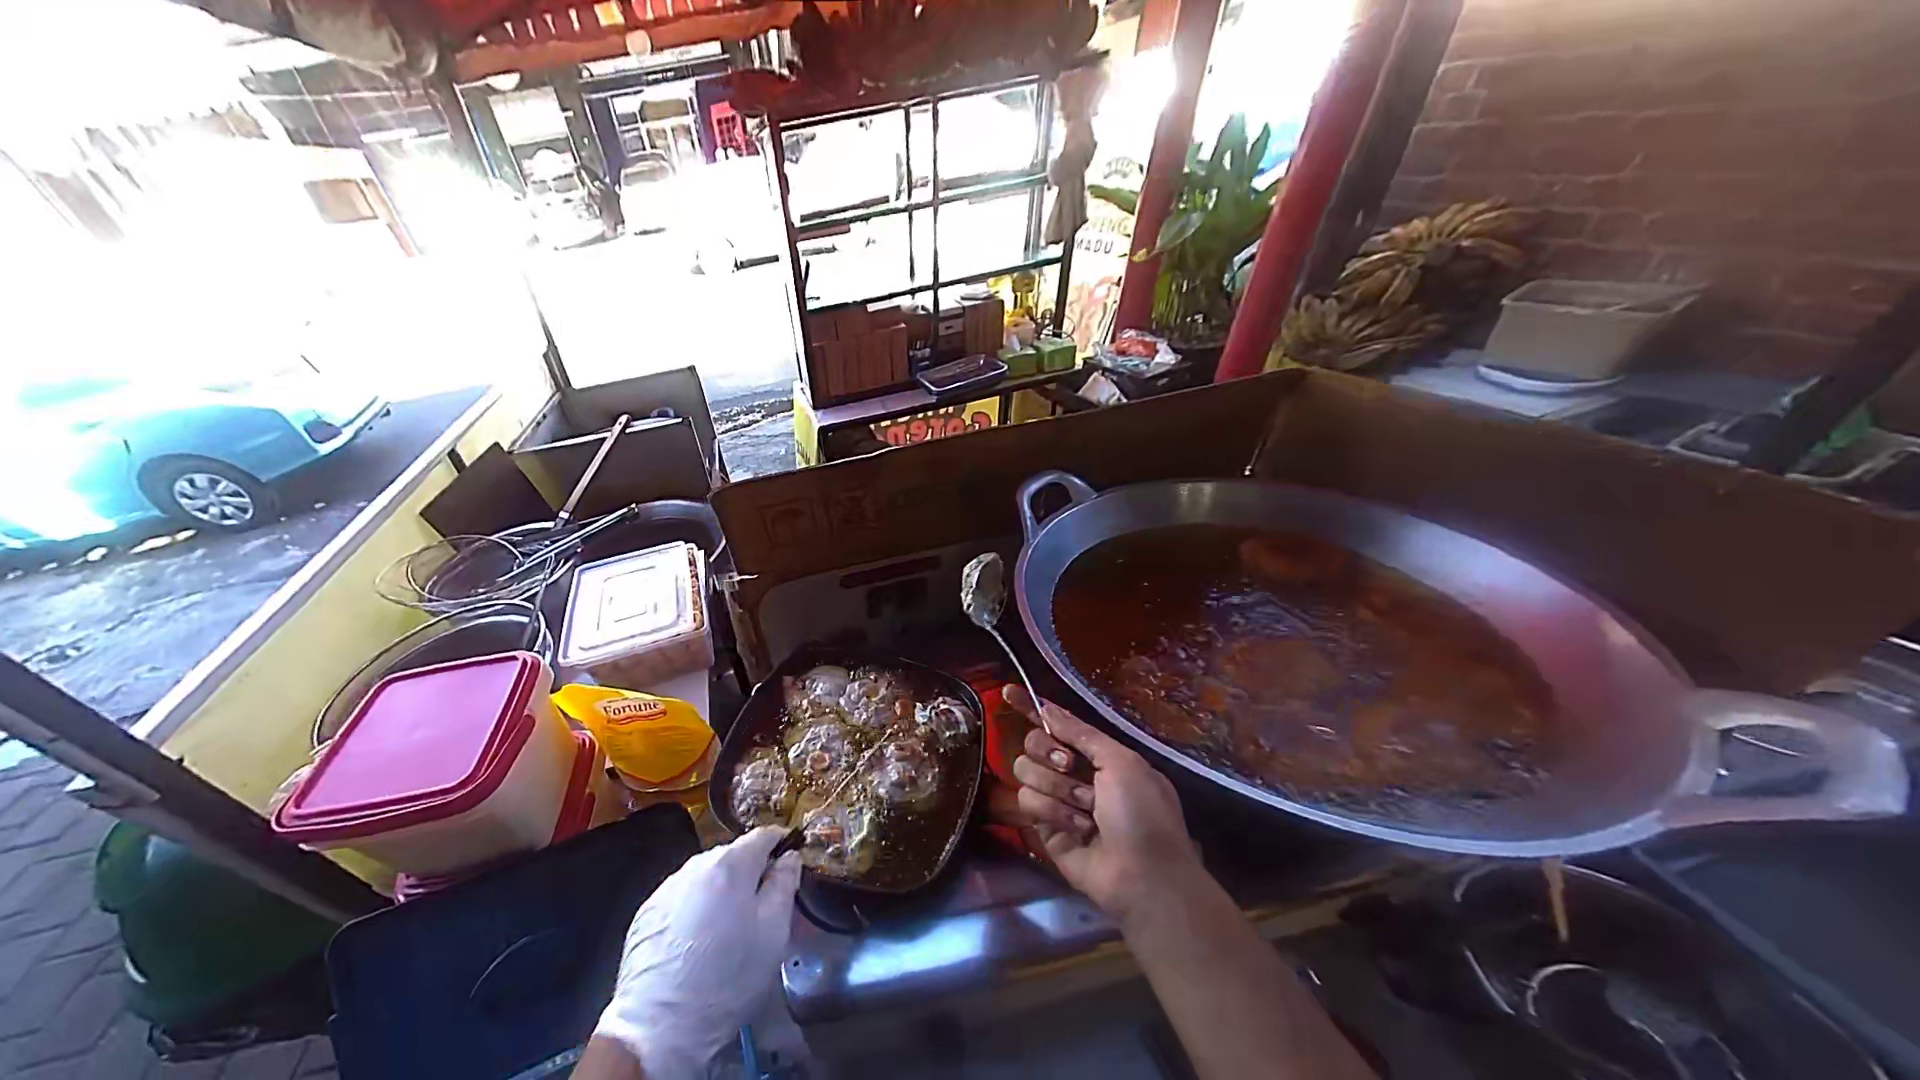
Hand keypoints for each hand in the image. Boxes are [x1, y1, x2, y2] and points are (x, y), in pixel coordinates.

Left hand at [594, 826, 801, 1079]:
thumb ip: (785, 885)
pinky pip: (683, 896)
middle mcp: (695, 866)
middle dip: (752, 873)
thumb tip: (790, 858)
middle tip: (763, 906)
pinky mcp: (646, 913)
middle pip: (734, 855)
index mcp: (730, 865)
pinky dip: (696, 907)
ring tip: (729, 927)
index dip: (782, 843)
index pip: (763, 835)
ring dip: (723, 890)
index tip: (791, 860)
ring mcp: (666, 888)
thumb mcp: (773, 932)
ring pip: (707, 876)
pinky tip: (699, 940)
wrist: (659, 1028)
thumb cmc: (727, 978)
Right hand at [1004, 685, 1202, 922]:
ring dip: (1058, 787)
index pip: (1057, 723)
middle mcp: (1073, 772)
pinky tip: (1078, 829)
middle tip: (1070, 766)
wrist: (1143, 873)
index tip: (1008, 692)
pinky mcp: (1043, 826)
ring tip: (1086, 809)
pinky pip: (1028, 800)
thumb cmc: (1142, 811)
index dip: (1032, 707)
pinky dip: (1053, 811)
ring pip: (1026, 771)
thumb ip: (1080, 733)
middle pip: (1033, 743)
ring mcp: (1057, 798)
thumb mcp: (1121, 761)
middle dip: (1049, 752)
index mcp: (1096, 753)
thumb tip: (1047, 708)